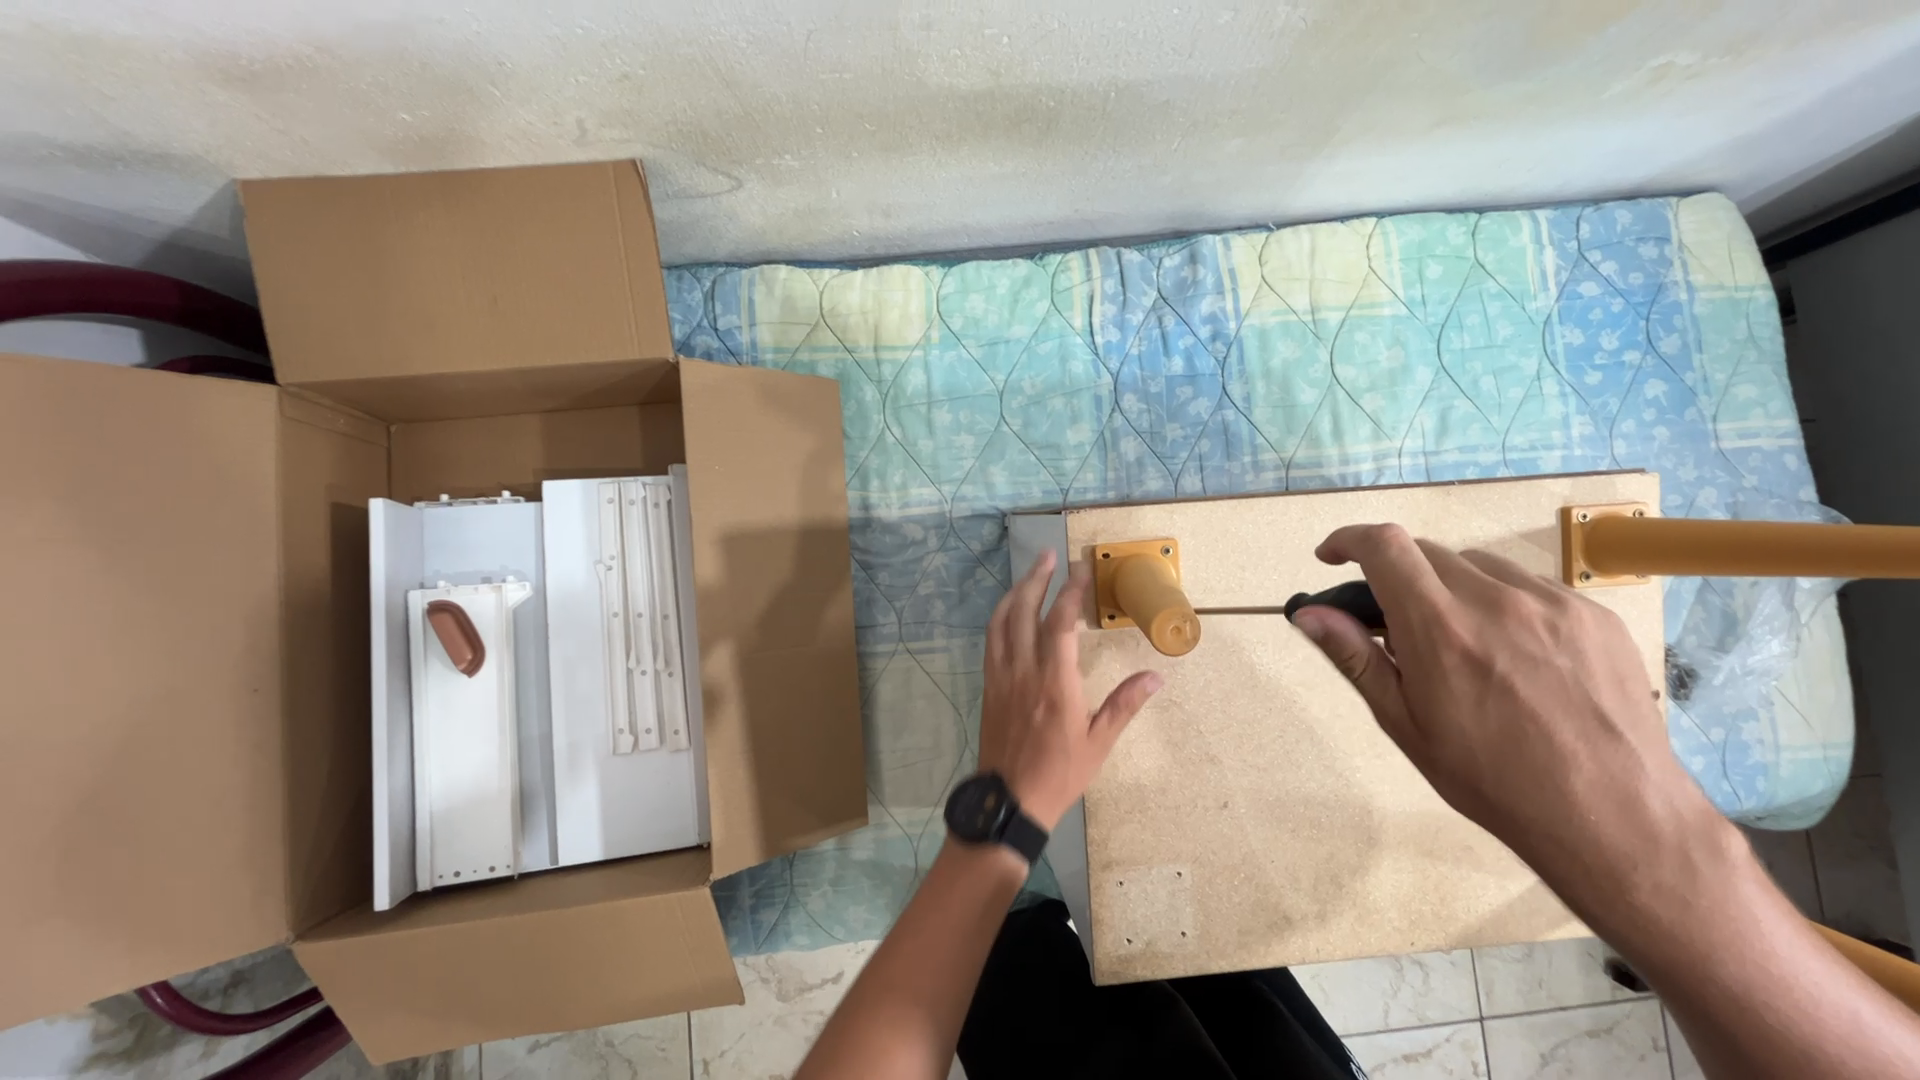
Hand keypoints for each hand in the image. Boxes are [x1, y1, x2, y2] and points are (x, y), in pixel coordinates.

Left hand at [977, 548, 1162, 830]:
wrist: (1009, 801)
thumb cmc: (1059, 773)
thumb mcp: (1099, 743)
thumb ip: (1124, 704)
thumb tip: (1156, 676)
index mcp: (1055, 682)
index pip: (1060, 623)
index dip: (1070, 592)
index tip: (1080, 570)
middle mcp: (1023, 671)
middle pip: (1024, 611)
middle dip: (1036, 579)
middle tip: (1048, 556)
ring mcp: (1001, 676)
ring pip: (1001, 622)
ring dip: (1014, 593)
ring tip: (1029, 575)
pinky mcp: (989, 686)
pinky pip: (990, 641)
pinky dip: (1000, 618)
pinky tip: (1009, 612)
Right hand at [1288, 524, 1717, 887]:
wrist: (1612, 815)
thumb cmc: (1489, 777)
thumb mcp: (1404, 723)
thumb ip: (1355, 657)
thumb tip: (1308, 612)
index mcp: (1441, 627)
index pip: (1384, 547)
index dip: (1348, 540)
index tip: (1332, 557)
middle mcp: (1496, 598)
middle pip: (1427, 553)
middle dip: (1398, 575)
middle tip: (1395, 623)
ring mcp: (1553, 602)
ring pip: (1480, 568)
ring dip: (1451, 588)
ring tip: (1461, 644)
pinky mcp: (1594, 615)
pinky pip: (1531, 588)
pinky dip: (1503, 604)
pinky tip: (1515, 655)